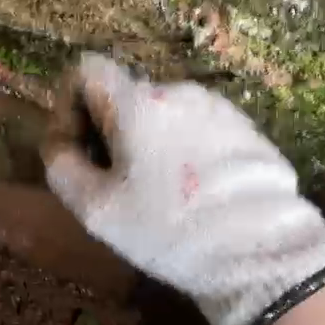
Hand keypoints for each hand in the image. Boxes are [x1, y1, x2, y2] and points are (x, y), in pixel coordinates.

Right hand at [42, 54, 324, 324]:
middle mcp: (177, 91)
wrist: (264, 255)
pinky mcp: (247, 130)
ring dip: (145, 141)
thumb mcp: (95, 209)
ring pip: (160, 113)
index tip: (75, 148)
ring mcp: (218, 108)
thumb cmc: (168, 230)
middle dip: (106, 130)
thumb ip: (61, 166)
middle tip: (111, 181)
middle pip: (122, 94)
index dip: (67, 104)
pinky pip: (195, 129)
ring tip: (155, 192)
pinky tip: (192, 195)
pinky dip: (181, 150)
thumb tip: (60, 145)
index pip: (84, 69)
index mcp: (136, 102)